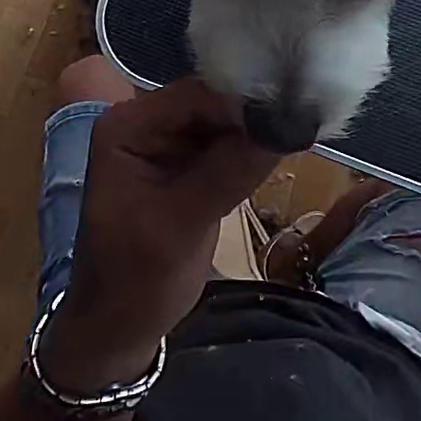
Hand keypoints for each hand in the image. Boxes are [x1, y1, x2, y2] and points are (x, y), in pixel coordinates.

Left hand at [40, 78, 278, 389]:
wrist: (119, 325)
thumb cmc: (135, 279)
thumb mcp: (179, 225)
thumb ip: (228, 173)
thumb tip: (284, 125)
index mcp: (129, 125)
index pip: (196, 95)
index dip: (244, 100)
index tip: (293, 111)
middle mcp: (148, 123)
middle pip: (214, 102)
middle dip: (254, 115)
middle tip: (300, 125)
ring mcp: (170, 143)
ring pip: (227, 121)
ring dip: (258, 132)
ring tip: (296, 136)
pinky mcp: (190, 165)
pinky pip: (229, 145)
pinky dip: (253, 151)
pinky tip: (279, 155)